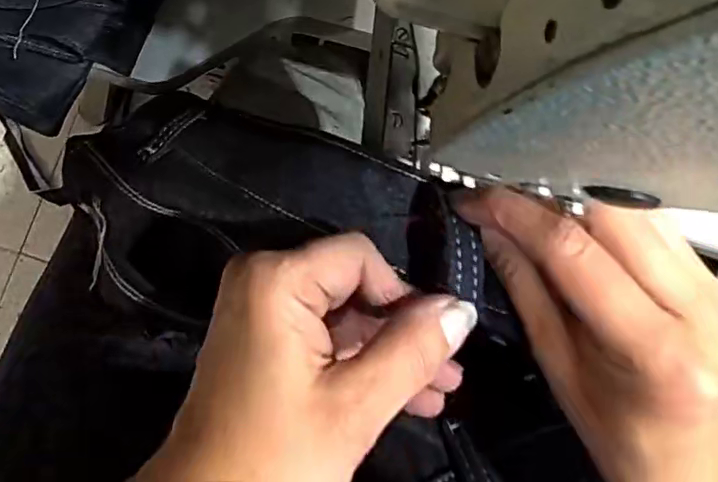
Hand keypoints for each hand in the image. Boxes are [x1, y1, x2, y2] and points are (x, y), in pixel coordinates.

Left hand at [136, 233, 478, 481]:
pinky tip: (401, 393)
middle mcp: (262, 277)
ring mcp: (258, 306)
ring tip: (437, 388)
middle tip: (448, 368)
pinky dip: (356, 359)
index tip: (438, 337)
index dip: (402, 293)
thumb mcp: (352, 408)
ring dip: (387, 350)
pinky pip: (319, 332)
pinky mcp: (259, 336)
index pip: (359, 256)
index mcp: (276, 278)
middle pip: (351, 284)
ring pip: (340, 312)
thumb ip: (410, 351)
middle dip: (401, 329)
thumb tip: (460, 310)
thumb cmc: (273, 461)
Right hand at [456, 190, 717, 481]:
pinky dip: (613, 217)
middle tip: (505, 197)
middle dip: (547, 194)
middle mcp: (703, 316)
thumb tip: (488, 224)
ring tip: (540, 209)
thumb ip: (523, 286)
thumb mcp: (558, 367)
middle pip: (611, 213)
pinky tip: (586, 227)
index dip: (516, 213)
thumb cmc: (623, 437)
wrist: (699, 473)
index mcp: (660, 354)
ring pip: (636, 209)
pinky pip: (659, 227)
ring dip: (579, 199)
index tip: (478, 199)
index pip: (574, 250)